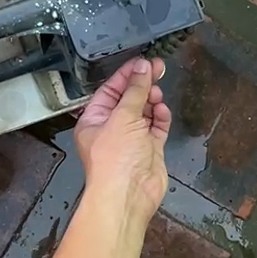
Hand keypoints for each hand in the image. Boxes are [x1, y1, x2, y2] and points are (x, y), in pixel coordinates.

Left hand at [74, 57, 170, 215]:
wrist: (129, 195)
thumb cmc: (115, 159)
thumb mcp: (123, 117)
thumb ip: (135, 91)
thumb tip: (143, 68)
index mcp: (95, 119)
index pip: (110, 90)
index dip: (127, 75)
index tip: (143, 62)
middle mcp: (112, 127)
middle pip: (129, 99)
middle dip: (142, 85)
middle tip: (159, 69)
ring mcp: (131, 139)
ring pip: (144, 111)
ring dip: (152, 100)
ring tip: (157, 95)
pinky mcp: (149, 148)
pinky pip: (156, 126)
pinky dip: (160, 117)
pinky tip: (162, 111)